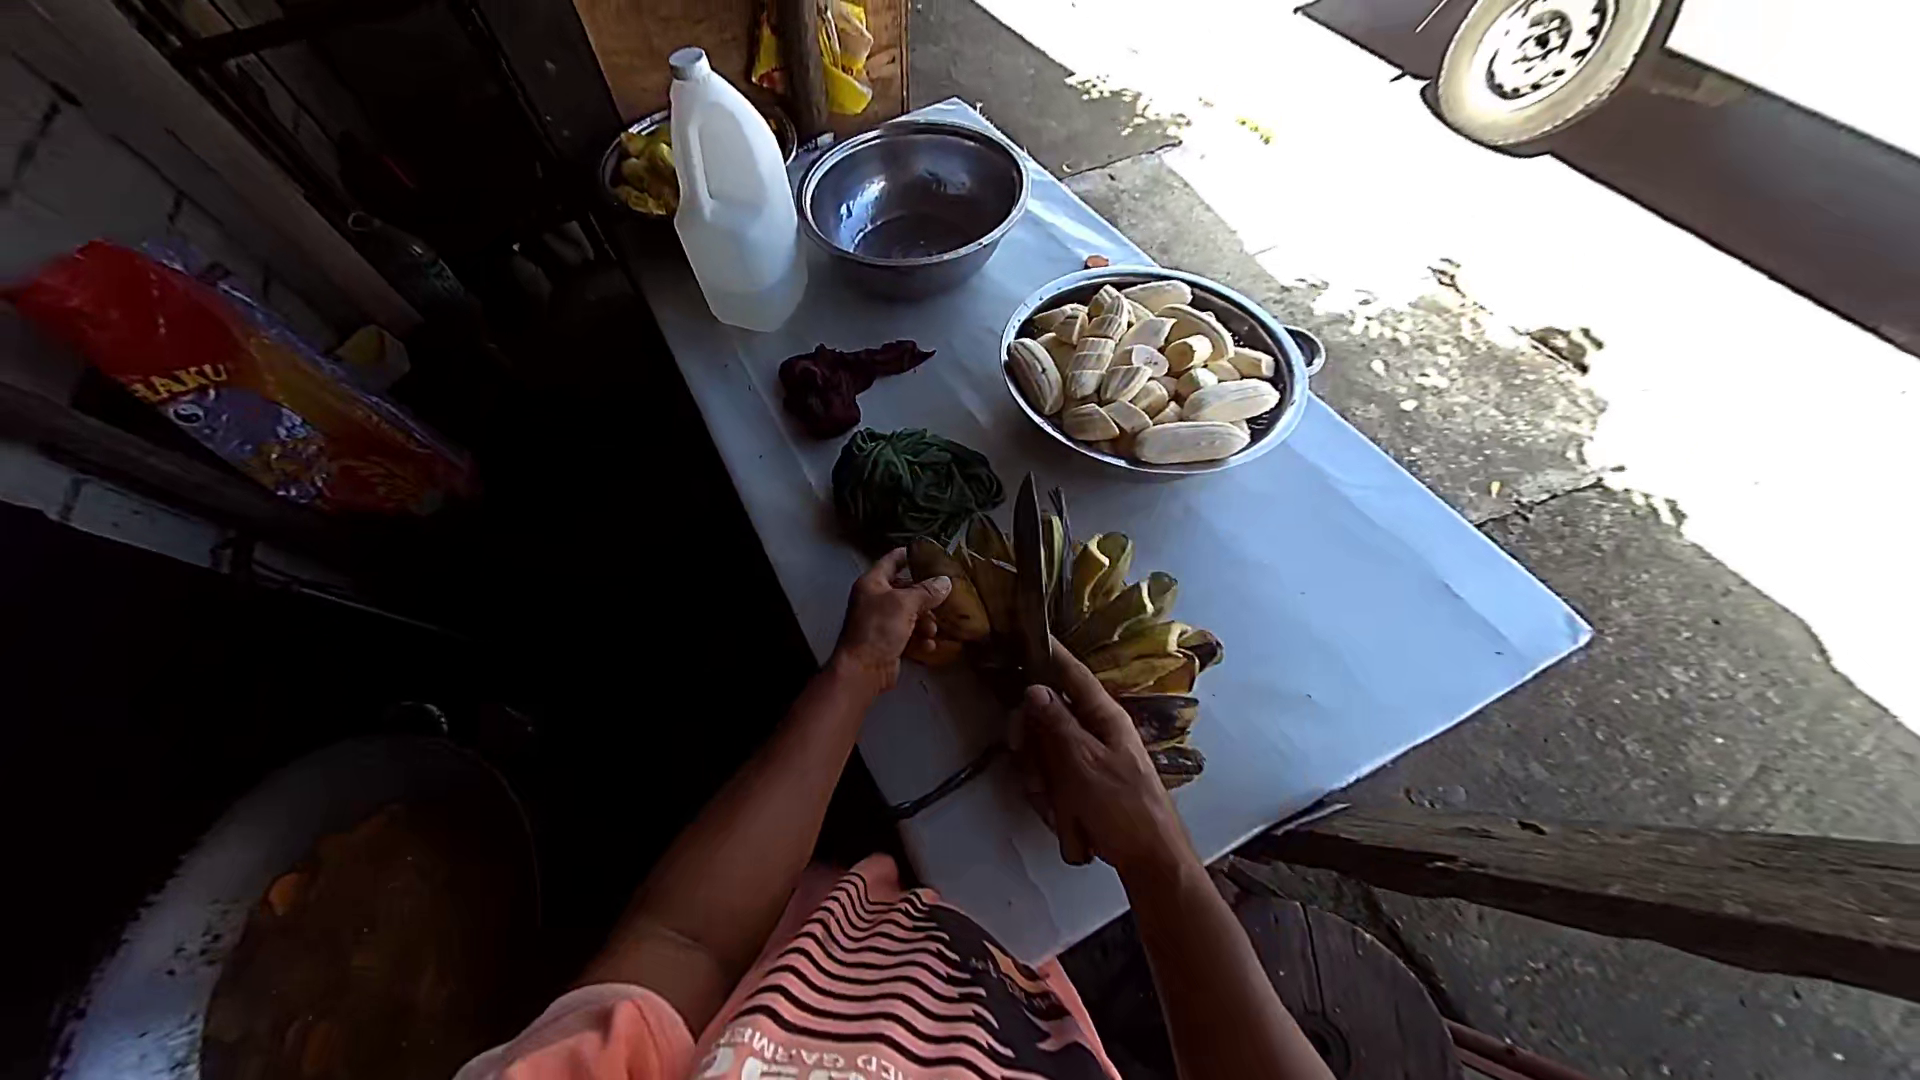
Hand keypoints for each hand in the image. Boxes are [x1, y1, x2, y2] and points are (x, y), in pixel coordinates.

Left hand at [831, 547, 952, 691]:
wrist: (863, 670)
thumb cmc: (878, 629)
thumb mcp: (904, 604)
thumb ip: (926, 591)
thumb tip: (945, 582)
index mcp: (872, 583)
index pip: (892, 560)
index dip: (910, 555)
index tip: (930, 554)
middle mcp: (875, 599)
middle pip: (905, 590)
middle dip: (925, 597)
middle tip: (943, 598)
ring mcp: (880, 622)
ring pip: (910, 614)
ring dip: (925, 621)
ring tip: (932, 630)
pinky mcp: (887, 642)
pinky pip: (909, 634)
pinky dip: (919, 638)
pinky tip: (928, 645)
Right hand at [1012, 639, 1192, 876]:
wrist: (1151, 860)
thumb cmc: (1123, 807)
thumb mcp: (1084, 764)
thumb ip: (1057, 725)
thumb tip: (1034, 688)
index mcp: (1104, 717)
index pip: (1074, 675)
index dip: (1054, 655)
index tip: (1035, 635)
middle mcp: (1096, 731)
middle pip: (1049, 716)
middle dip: (1032, 740)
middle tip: (1025, 759)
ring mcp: (1090, 758)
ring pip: (1046, 750)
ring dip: (1040, 777)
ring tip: (1053, 804)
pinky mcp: (1085, 783)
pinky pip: (1054, 778)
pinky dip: (1050, 796)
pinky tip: (1061, 818)